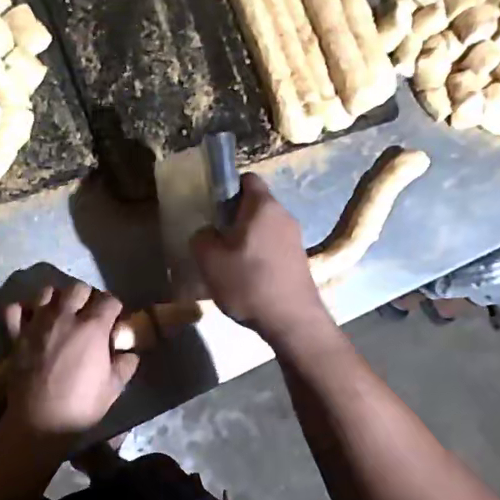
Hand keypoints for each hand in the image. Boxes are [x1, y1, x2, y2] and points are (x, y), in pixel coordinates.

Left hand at [0, 281, 138, 447]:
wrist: (41, 422)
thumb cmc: (81, 406)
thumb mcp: (114, 388)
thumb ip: (125, 365)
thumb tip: (128, 353)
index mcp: (92, 327)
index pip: (109, 300)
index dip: (114, 308)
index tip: (114, 319)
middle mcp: (64, 317)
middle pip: (78, 288)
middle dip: (87, 297)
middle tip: (88, 314)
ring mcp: (37, 323)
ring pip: (47, 291)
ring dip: (57, 298)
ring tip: (61, 312)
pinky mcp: (16, 335)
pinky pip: (15, 309)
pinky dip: (23, 309)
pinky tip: (30, 318)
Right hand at [190, 174, 330, 341]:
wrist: (291, 320)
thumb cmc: (248, 283)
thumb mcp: (210, 261)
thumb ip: (201, 238)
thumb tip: (206, 232)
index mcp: (263, 205)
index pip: (246, 178)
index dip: (226, 187)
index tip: (210, 206)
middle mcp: (283, 215)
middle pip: (254, 205)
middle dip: (233, 217)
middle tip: (213, 237)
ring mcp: (294, 238)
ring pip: (263, 228)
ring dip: (245, 239)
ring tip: (227, 261)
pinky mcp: (298, 259)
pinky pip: (272, 246)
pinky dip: (258, 254)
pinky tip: (245, 276)